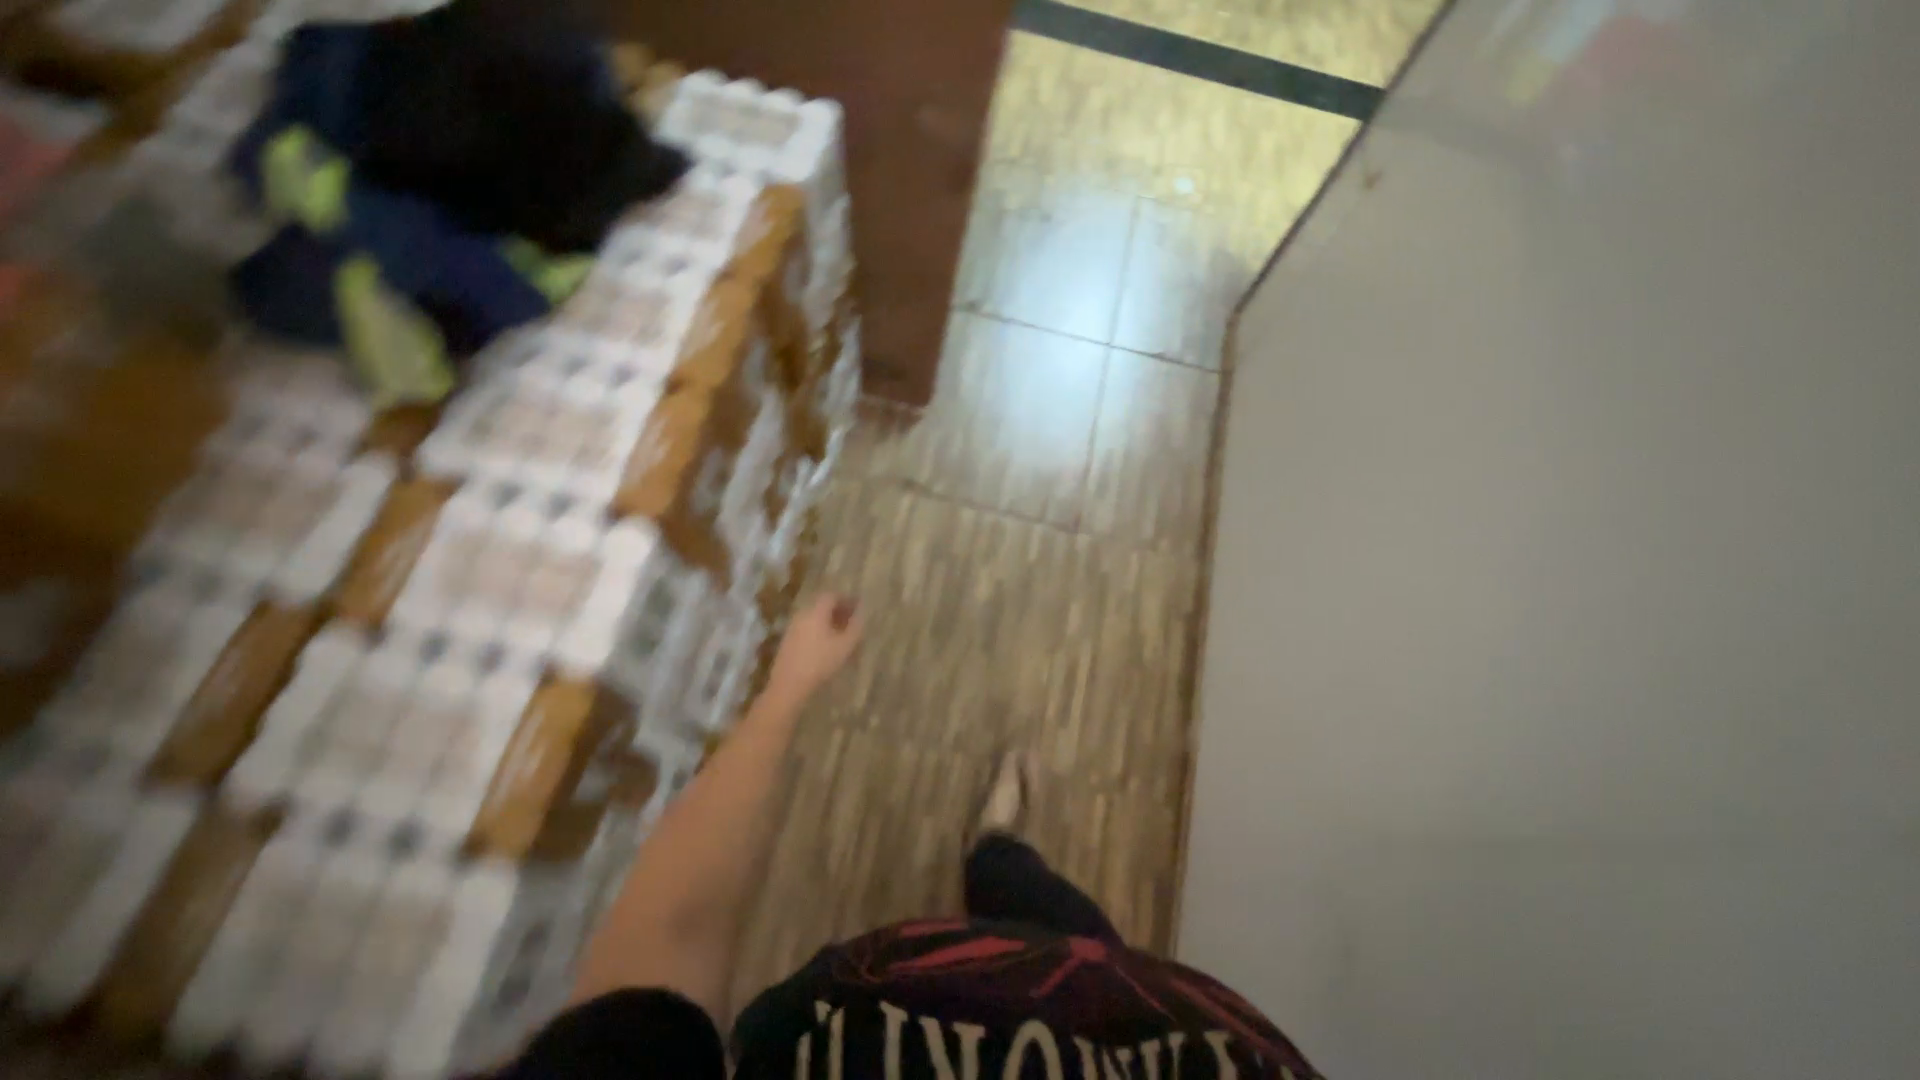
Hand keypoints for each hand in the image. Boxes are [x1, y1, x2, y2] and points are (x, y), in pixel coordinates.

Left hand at [765, 593, 863, 701]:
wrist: (789, 684)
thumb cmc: (820, 662)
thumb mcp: (845, 646)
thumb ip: (855, 627)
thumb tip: (860, 615)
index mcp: (816, 611)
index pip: (831, 596)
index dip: (846, 599)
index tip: (857, 607)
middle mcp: (802, 614)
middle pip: (821, 605)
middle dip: (837, 610)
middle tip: (850, 620)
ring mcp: (792, 627)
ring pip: (813, 617)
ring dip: (827, 621)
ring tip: (840, 633)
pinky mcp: (787, 640)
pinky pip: (806, 627)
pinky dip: (818, 629)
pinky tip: (825, 644)